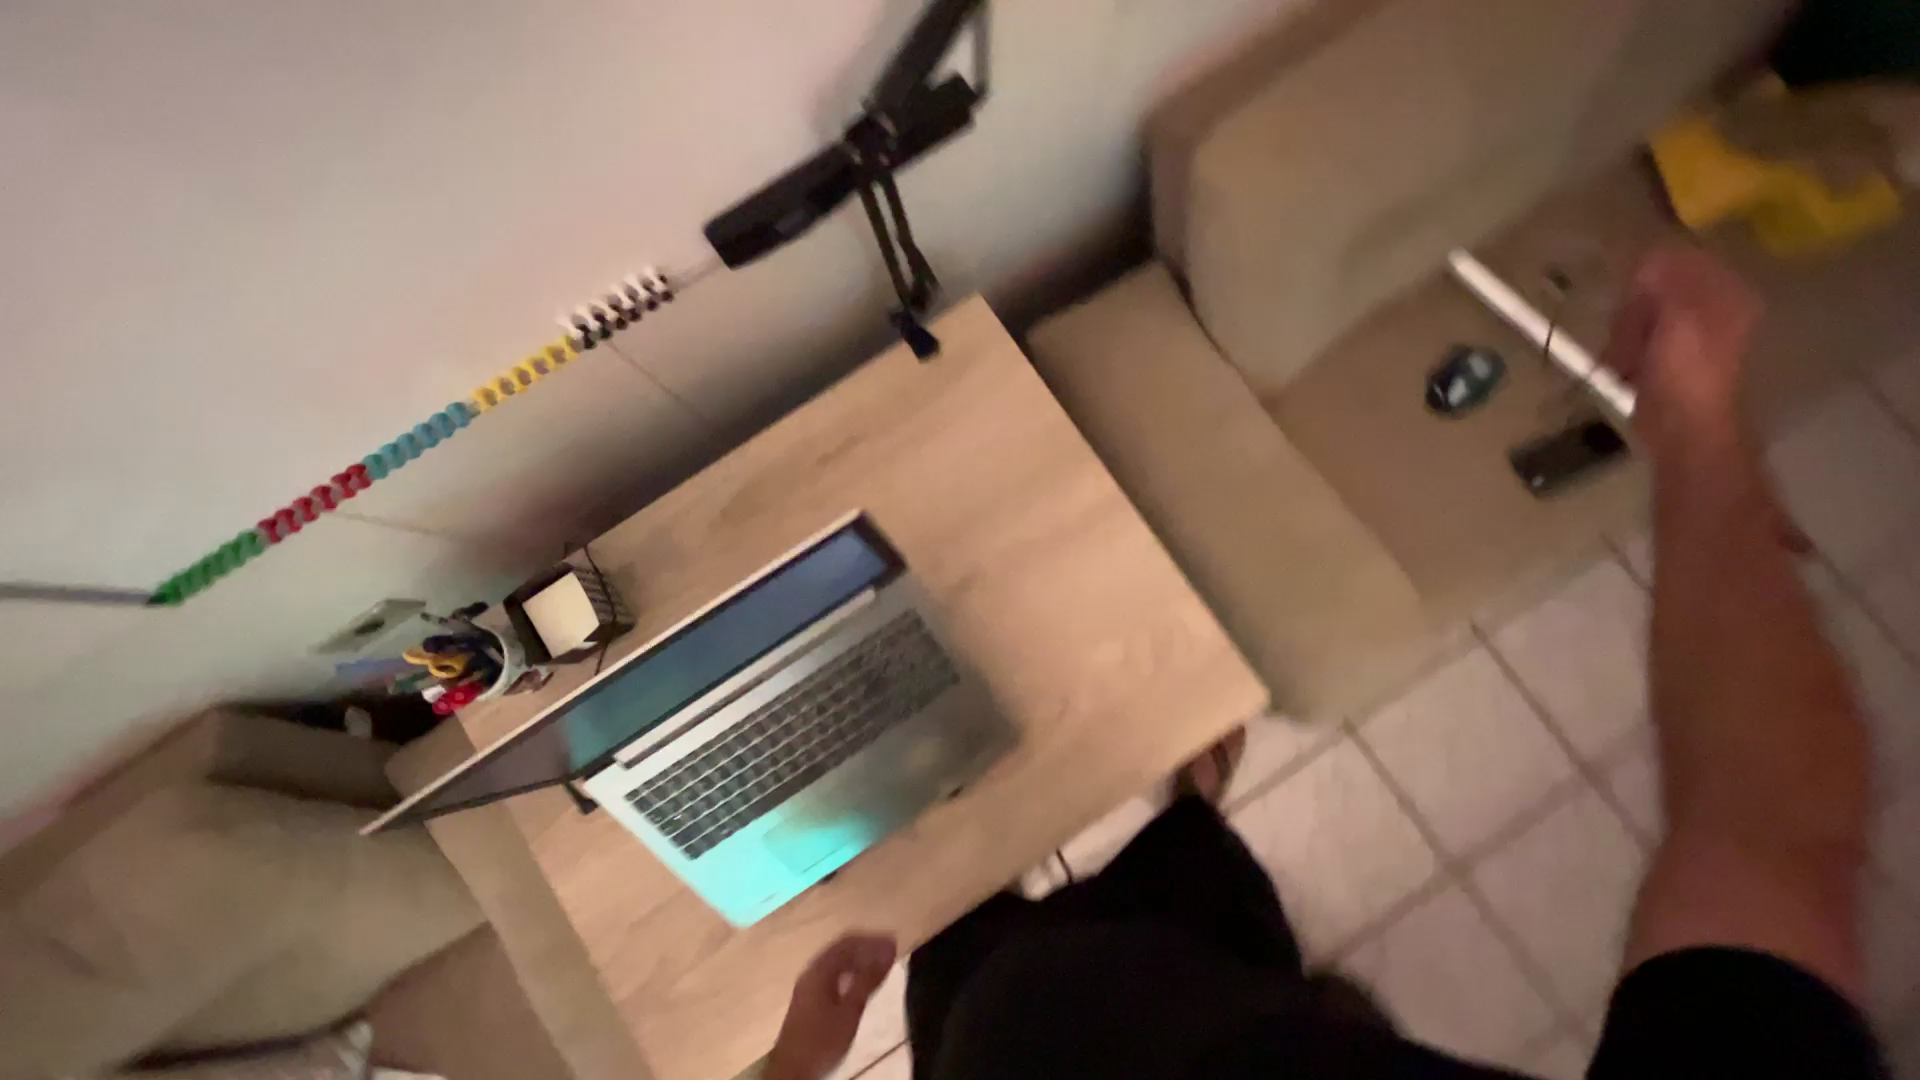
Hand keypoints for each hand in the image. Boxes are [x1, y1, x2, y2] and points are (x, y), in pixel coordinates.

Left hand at [765, 934, 897, 1079]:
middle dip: (866, 948)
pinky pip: (832, 974)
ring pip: (837, 962)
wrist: (792, 1072)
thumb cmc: (822, 1041)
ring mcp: (808, 984)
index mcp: (820, 969)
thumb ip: (868, 979)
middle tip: (890, 953)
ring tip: (880, 967)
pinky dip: (850, 973)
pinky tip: (860, 984)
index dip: (873, 940)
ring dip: (859, 960)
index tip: (894, 944)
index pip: (849, 942)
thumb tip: (889, 950)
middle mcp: (812, 971)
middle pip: (842, 949)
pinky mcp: (808, 999)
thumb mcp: (850, 1011)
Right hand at [1604, 245, 1762, 442]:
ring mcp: (1690, 334)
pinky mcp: (1668, 356)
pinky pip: (1636, 338)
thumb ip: (1667, 285)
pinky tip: (1623, 367)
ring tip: (1623, 357)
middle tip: (1626, 333)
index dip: (1648, 276)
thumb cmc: (1683, 376)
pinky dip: (1624, 350)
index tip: (1630, 297)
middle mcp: (1713, 308)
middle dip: (1633, 311)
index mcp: (1725, 295)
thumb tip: (1649, 256)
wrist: (1683, 427)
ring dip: (1625, 334)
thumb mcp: (1676, 322)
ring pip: (1641, 315)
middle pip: (1656, 289)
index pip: (1681, 261)